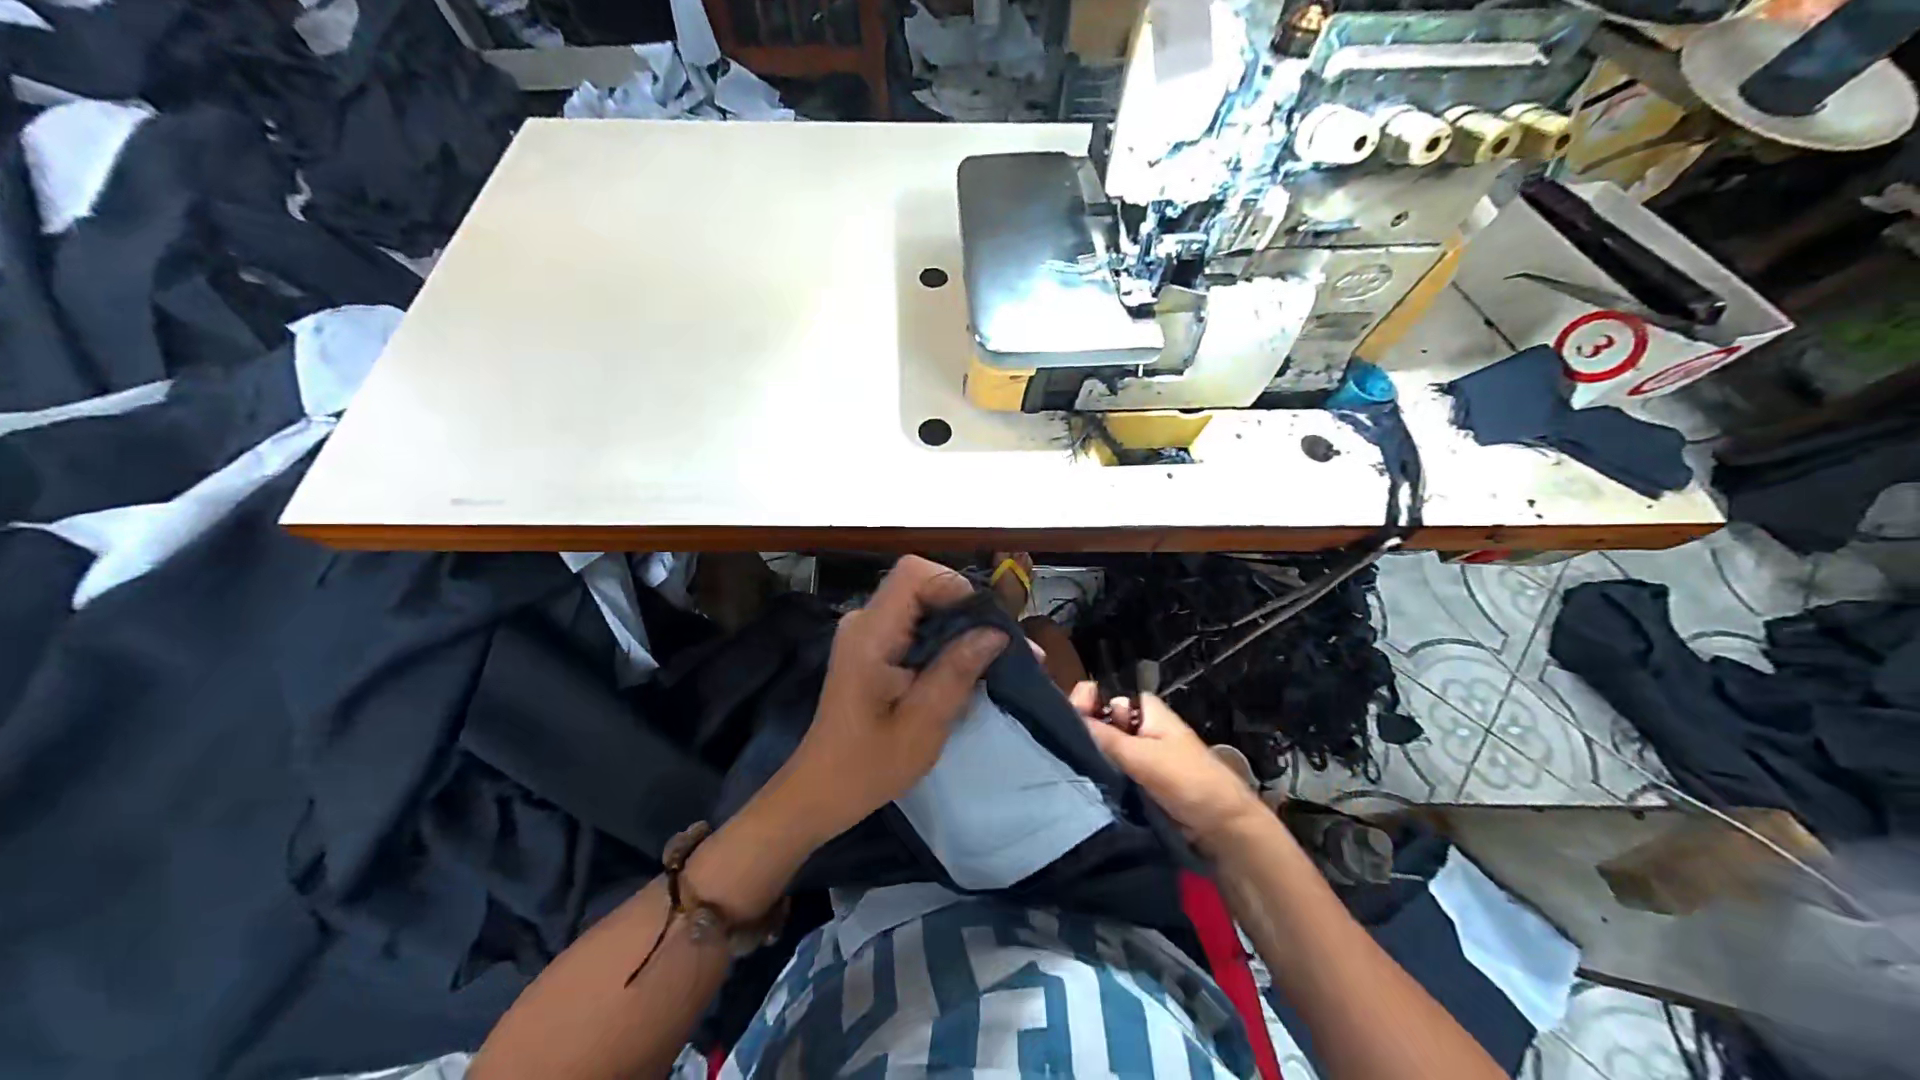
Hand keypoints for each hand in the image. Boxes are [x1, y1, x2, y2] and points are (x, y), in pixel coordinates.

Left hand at [777, 556, 1008, 843]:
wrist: (822, 790)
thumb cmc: (869, 765)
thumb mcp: (923, 723)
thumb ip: (957, 671)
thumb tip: (996, 631)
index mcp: (871, 634)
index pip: (913, 573)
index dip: (955, 586)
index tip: (986, 624)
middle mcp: (865, 622)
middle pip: (922, 586)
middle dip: (967, 610)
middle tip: (1006, 648)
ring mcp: (867, 633)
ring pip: (922, 606)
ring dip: (960, 628)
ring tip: (997, 660)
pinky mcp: (873, 648)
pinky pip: (914, 626)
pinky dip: (944, 641)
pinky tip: (967, 669)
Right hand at [1075, 685, 1268, 850]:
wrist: (1220, 828)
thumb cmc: (1187, 780)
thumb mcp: (1143, 755)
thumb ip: (1104, 736)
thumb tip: (1068, 716)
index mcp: (1148, 711)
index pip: (1110, 695)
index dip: (1090, 699)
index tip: (1071, 712)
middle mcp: (1141, 729)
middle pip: (1104, 720)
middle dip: (1086, 728)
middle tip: (1065, 742)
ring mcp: (1139, 756)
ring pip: (1105, 747)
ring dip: (1090, 754)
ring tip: (1067, 760)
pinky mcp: (1137, 782)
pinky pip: (1111, 770)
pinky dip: (1098, 773)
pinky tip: (1078, 776)